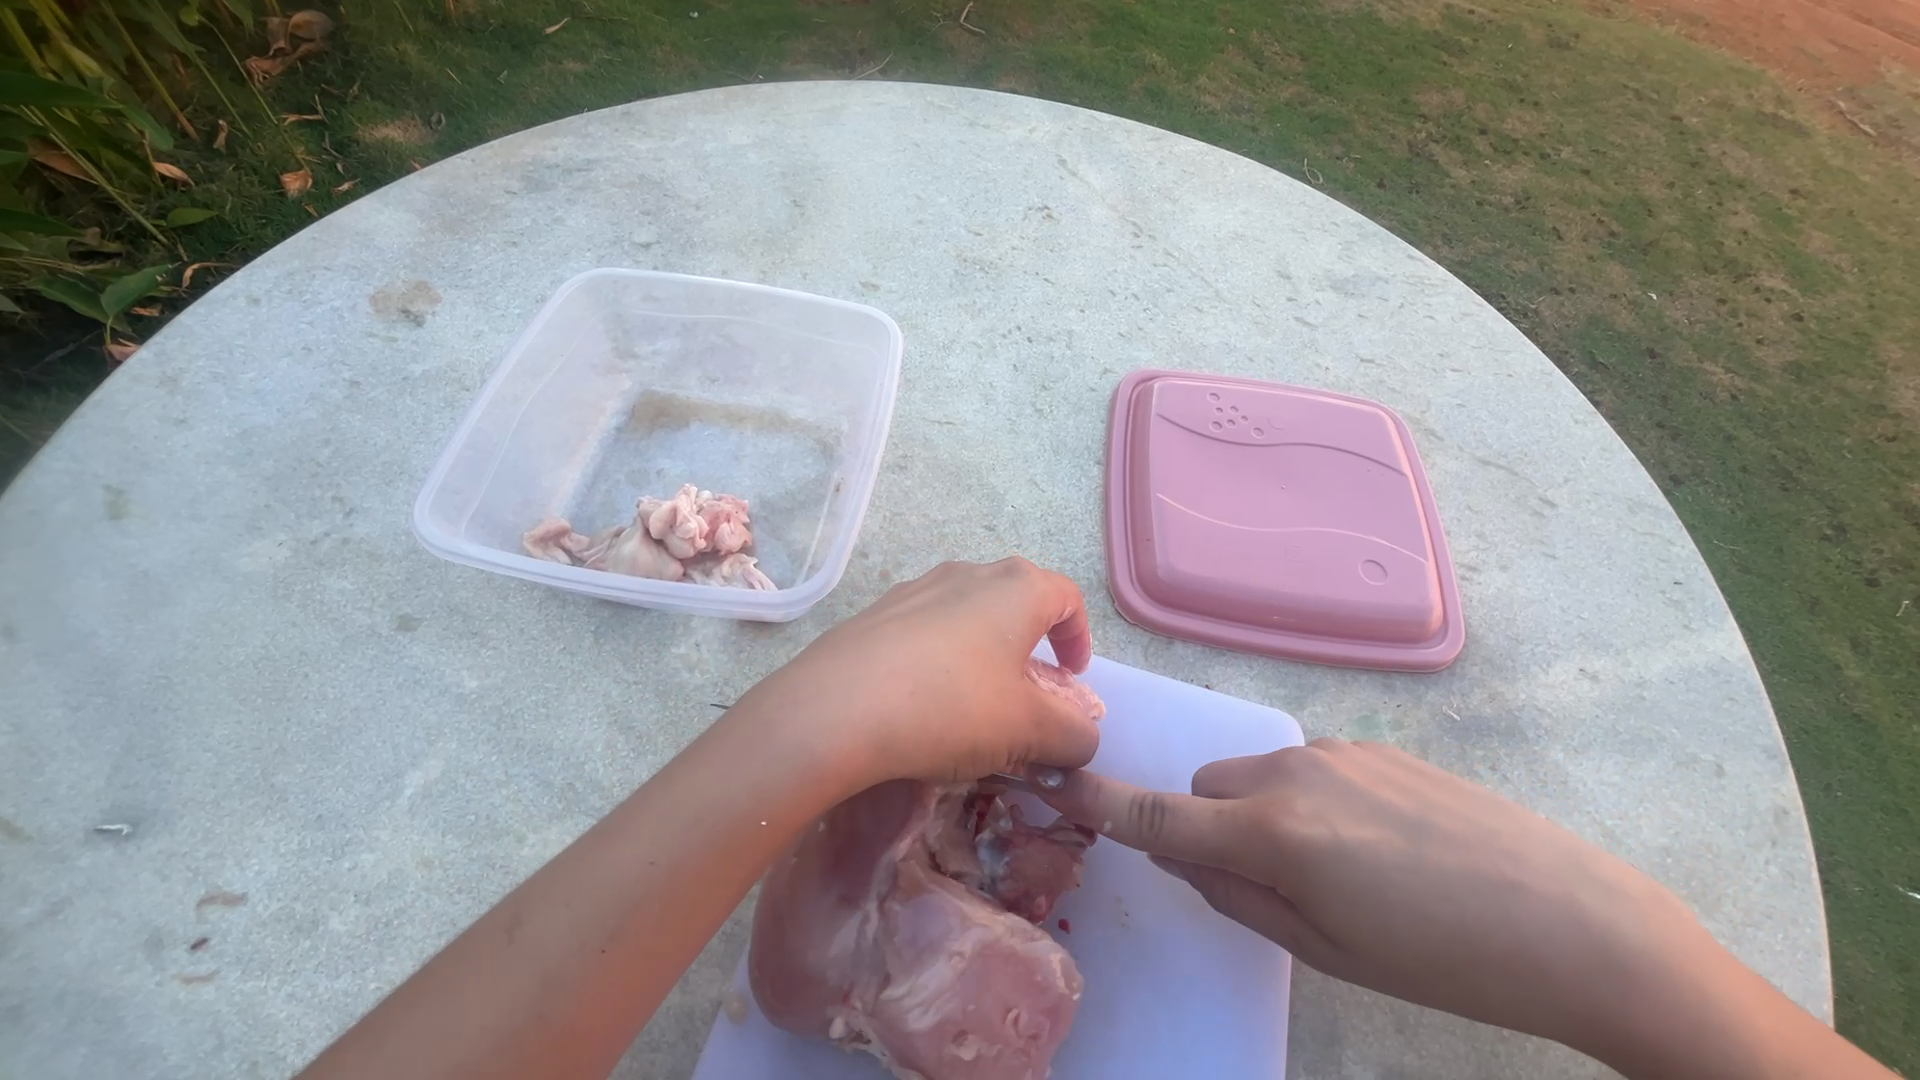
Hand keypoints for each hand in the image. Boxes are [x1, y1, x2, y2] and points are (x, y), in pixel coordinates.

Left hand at [734, 559, 1099, 787]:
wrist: (834, 710)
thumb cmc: (951, 707)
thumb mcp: (1028, 731)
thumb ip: (1073, 734)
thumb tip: (1083, 738)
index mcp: (1015, 589)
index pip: (1066, 597)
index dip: (1079, 636)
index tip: (1073, 676)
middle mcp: (967, 575)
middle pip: (1015, 601)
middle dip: (1030, 646)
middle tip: (1028, 692)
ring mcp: (914, 590)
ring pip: (966, 615)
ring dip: (983, 653)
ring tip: (974, 703)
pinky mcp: (874, 615)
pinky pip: (923, 632)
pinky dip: (939, 660)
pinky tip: (922, 703)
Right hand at [1040, 739, 1888, 1079]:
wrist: (1578, 922)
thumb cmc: (1440, 959)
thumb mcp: (1324, 950)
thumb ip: (1236, 896)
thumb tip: (1185, 856)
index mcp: (1271, 834)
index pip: (1159, 814)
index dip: (1104, 801)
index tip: (1063, 786)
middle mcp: (1290, 773)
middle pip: (1207, 784)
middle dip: (1214, 822)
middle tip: (1276, 879)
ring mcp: (1335, 751)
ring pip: (1257, 773)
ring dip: (1264, 809)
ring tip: (1348, 864)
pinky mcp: (1374, 743)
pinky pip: (1308, 765)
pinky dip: (1311, 796)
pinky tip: (1385, 839)